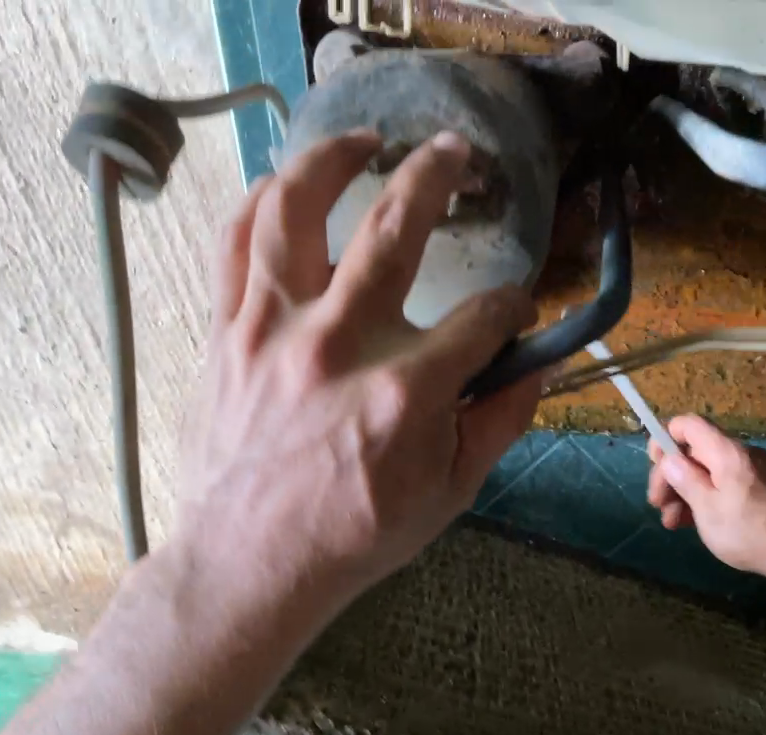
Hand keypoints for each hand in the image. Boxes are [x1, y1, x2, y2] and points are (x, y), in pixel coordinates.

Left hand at [171, 129, 540, 622]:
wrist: (254, 561)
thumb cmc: (360, 534)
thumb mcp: (452, 492)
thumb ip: (500, 422)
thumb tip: (538, 365)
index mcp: (407, 390)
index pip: (483, 318)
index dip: (513, 307)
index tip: (516, 314)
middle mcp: (340, 342)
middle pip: (396, 225)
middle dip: (440, 176)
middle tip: (462, 155)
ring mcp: (273, 327)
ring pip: (298, 207)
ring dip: (336, 157)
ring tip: (367, 141)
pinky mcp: (228, 330)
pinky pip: (235, 241)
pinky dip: (262, 200)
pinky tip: (288, 188)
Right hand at [646, 415, 765, 579]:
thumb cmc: (747, 532)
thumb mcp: (707, 509)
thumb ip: (684, 479)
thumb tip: (668, 459)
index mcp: (727, 452)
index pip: (689, 425)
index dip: (665, 438)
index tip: (654, 466)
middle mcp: (741, 454)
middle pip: (695, 451)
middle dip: (671, 476)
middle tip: (657, 505)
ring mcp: (751, 471)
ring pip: (707, 471)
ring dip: (684, 492)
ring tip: (672, 523)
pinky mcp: (758, 488)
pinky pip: (723, 484)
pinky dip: (704, 498)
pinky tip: (691, 522)